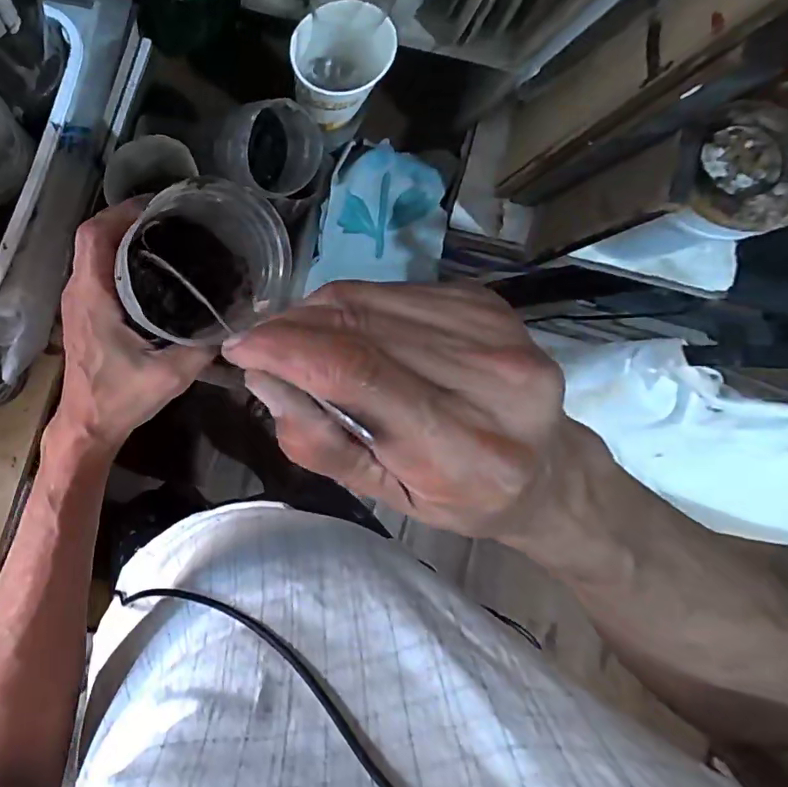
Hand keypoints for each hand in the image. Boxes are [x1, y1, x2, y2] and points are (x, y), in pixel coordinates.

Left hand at [51, 200, 212, 465]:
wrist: (86, 425)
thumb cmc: (119, 399)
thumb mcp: (169, 376)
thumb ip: (202, 346)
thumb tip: (234, 319)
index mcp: (92, 296)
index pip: (94, 235)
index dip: (121, 211)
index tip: (157, 205)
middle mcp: (78, 290)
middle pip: (92, 235)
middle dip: (125, 217)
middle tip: (168, 215)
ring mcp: (75, 300)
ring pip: (91, 250)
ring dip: (119, 234)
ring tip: (162, 231)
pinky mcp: (81, 310)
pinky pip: (94, 267)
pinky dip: (115, 254)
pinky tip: (148, 263)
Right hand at [220, 280, 585, 536]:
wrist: (548, 468)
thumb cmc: (461, 497)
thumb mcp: (386, 495)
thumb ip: (320, 443)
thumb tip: (266, 381)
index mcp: (466, 446)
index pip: (357, 373)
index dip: (286, 351)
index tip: (239, 349)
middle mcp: (490, 376)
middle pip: (354, 325)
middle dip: (287, 328)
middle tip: (256, 345)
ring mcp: (491, 328)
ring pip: (363, 298)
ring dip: (309, 313)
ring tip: (291, 338)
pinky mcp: (482, 299)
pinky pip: (384, 289)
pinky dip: (344, 305)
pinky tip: (339, 329)